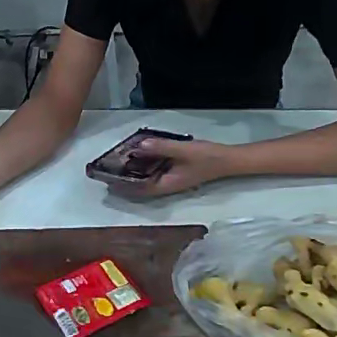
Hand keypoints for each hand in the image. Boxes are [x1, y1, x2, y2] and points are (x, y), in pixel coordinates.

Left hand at [112, 137, 236, 197]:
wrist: (229, 159)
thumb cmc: (207, 157)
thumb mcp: (183, 150)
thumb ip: (161, 148)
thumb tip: (138, 146)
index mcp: (167, 185)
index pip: (140, 190)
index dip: (124, 187)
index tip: (108, 181)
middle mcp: (167, 185)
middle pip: (141, 186)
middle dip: (125, 181)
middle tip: (108, 170)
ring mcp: (171, 179)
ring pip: (147, 178)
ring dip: (134, 173)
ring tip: (118, 163)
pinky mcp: (175, 171)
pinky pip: (155, 171)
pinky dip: (145, 165)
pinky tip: (139, 155)